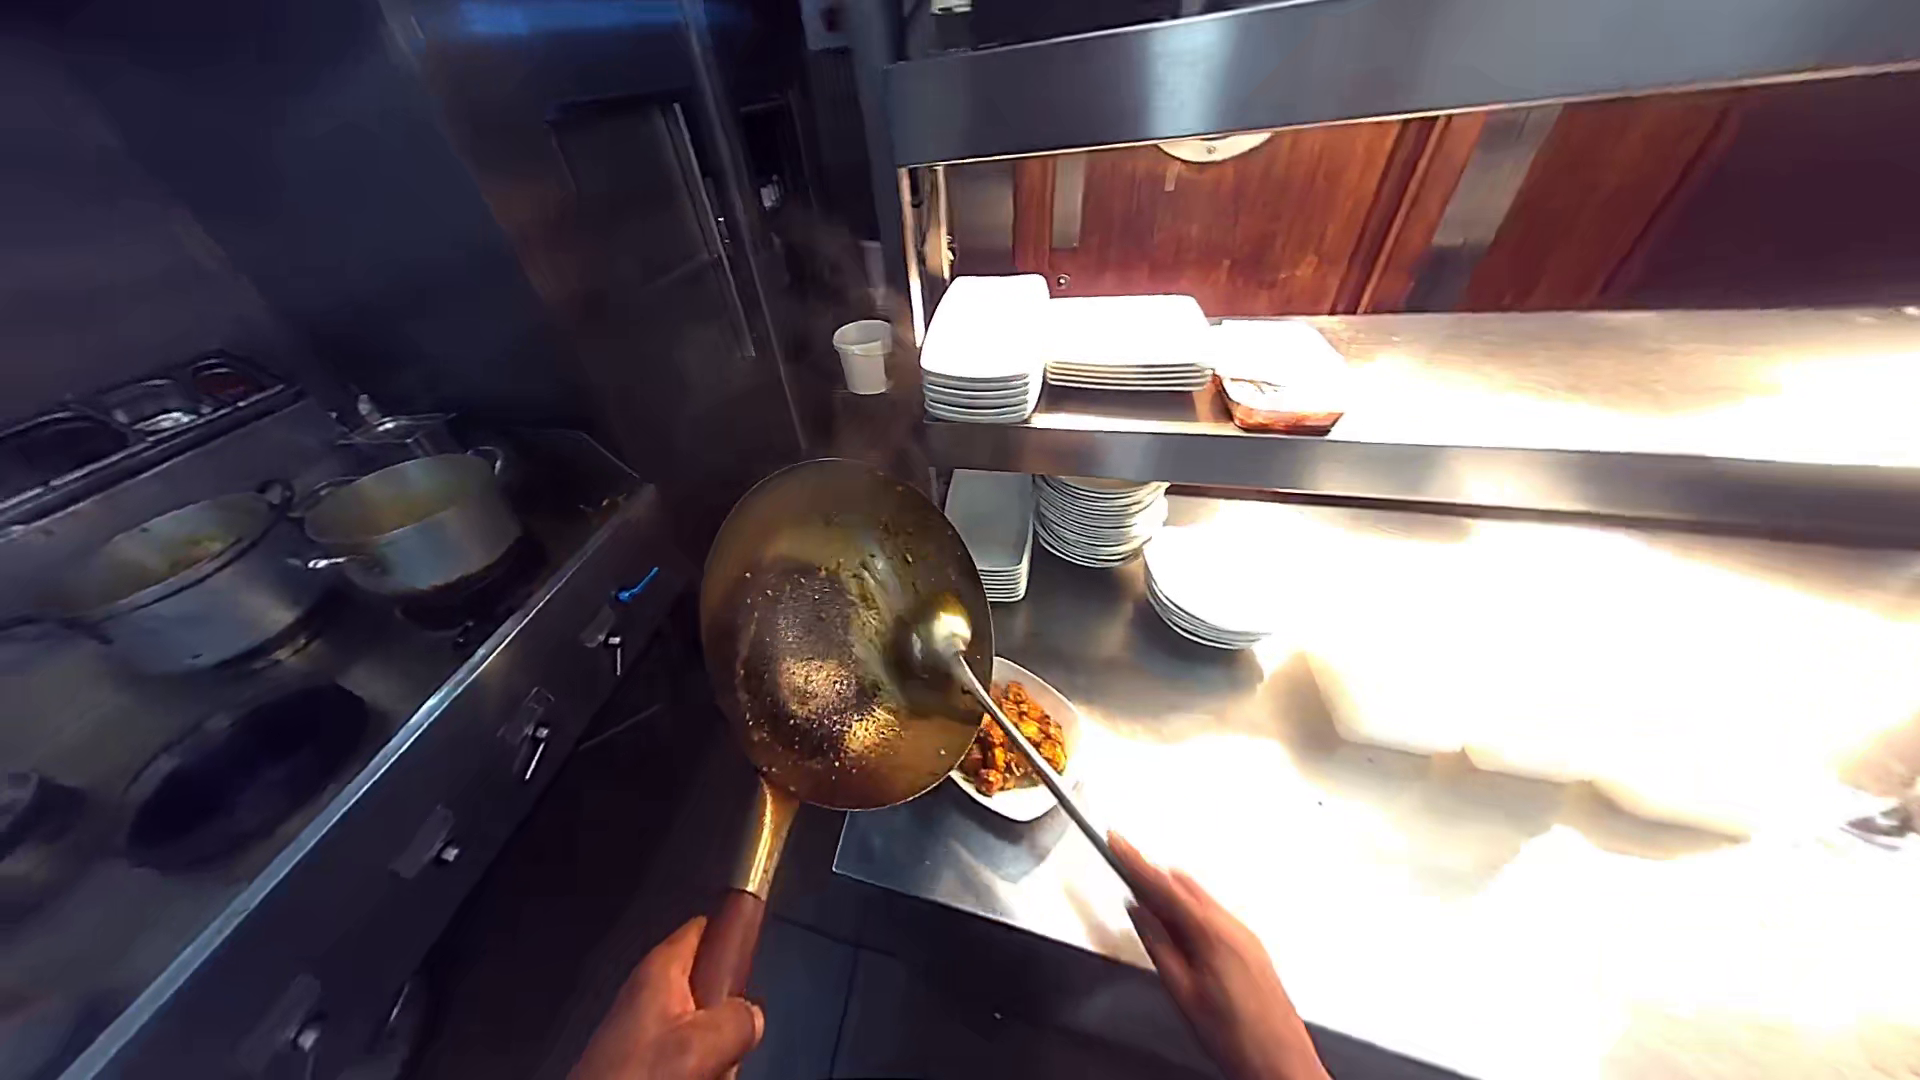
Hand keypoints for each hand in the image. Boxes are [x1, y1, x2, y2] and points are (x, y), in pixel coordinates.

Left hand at [570, 916, 764, 1079]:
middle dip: (728, 1011)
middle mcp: (651, 991)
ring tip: (714, 1074)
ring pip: (701, 1026)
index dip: (733, 935)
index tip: (753, 958)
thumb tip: (753, 1016)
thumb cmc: (640, 1078)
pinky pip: (683, 1057)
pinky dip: (696, 1070)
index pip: (706, 927)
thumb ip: (738, 1020)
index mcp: (662, 969)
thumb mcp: (699, 1046)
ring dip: (714, 1050)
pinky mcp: (638, 1066)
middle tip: (732, 1039)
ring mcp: (642, 1031)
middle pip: (709, 982)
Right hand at [1111, 834, 1328, 1079]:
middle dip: (1152, 878)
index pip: (1162, 883)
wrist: (1285, 1068)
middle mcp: (1230, 924)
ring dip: (1172, 896)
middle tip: (1127, 881)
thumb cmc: (1236, 1039)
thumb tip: (1137, 910)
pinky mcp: (1251, 946)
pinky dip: (1191, 912)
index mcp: (1209, 931)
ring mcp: (1244, 934)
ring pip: (1198, 897)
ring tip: (1150, 912)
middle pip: (1182, 884)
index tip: (1116, 841)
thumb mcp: (1181, 991)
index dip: (1134, 859)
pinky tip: (1181, 933)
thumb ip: (1157, 943)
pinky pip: (1213, 913)